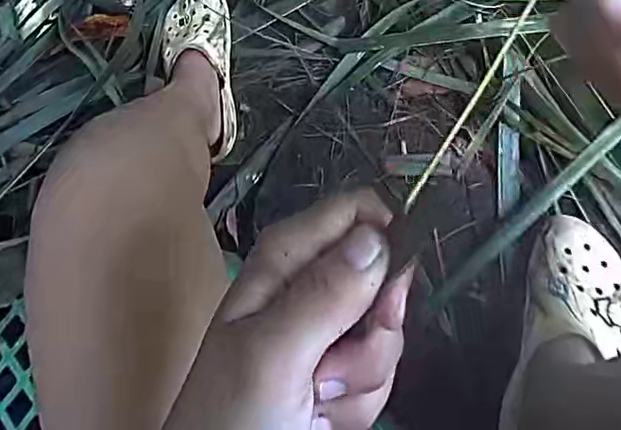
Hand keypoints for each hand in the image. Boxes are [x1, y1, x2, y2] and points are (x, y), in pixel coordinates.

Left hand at [164, 189, 412, 429]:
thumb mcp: (270, 354)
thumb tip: (377, 235)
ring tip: (317, 399)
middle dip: (373, 330)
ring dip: (363, 375)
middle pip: (382, 275)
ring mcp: (325, 327)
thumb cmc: (232, 418)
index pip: (356, 210)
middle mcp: (308, 280)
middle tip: (333, 367)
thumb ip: (324, 294)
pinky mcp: (338, 368)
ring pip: (384, 329)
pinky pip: (380, 370)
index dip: (385, 243)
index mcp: (287, 253)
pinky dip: (359, 403)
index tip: (388, 295)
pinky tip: (322, 415)